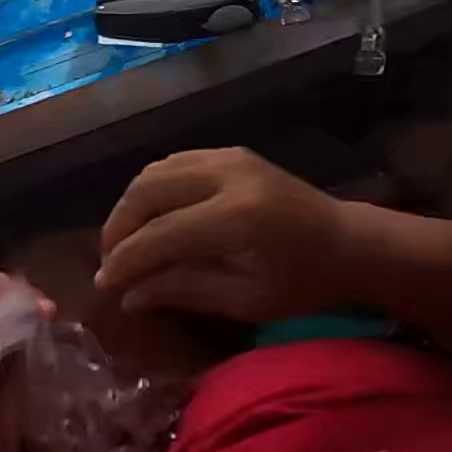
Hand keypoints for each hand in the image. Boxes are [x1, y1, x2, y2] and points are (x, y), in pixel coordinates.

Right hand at [96, 148, 379, 321]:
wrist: (347, 241)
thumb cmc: (303, 282)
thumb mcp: (245, 300)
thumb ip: (182, 290)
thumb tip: (128, 296)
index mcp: (236, 217)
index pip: (161, 234)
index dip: (126, 260)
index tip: (104, 284)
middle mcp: (225, 175)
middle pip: (147, 191)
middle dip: (118, 227)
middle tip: (109, 259)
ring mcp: (226, 156)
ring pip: (153, 171)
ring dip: (130, 205)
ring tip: (124, 239)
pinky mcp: (227, 151)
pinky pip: (171, 163)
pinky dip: (150, 188)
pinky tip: (148, 214)